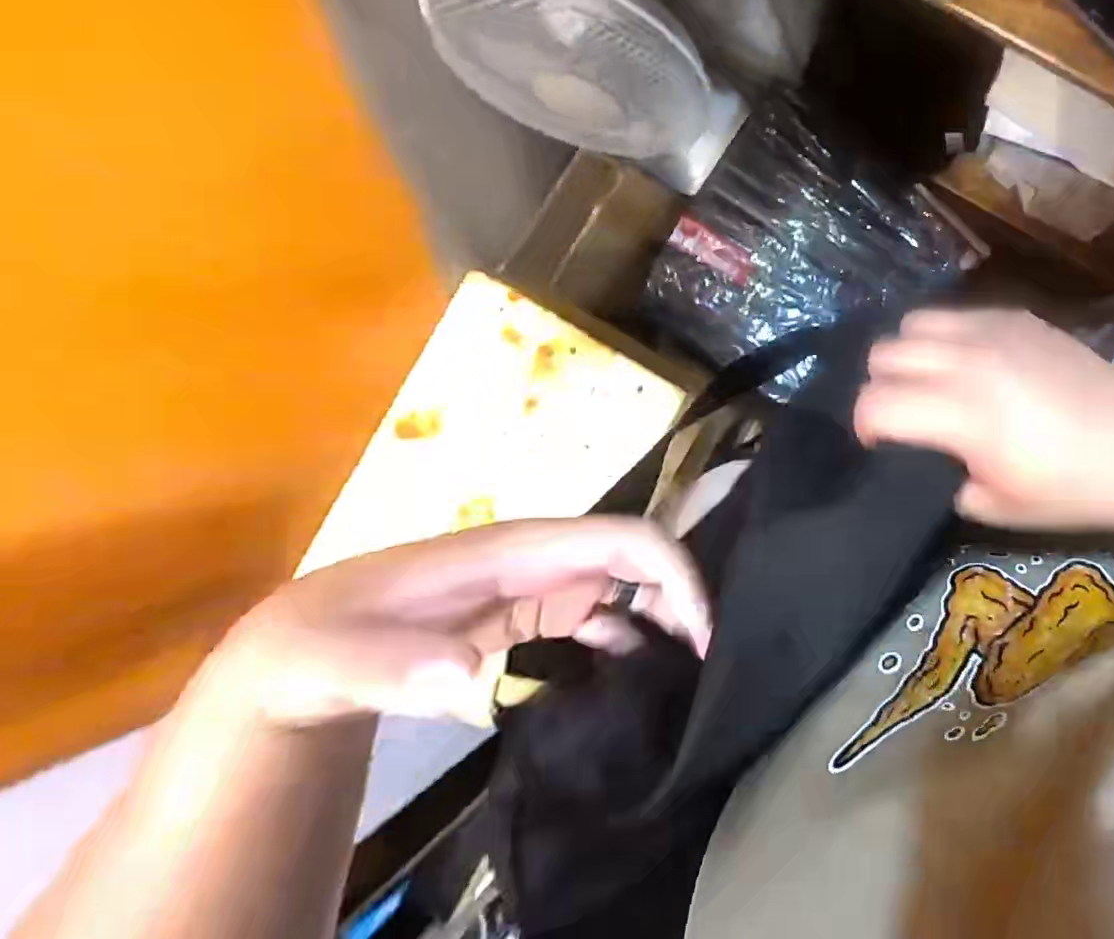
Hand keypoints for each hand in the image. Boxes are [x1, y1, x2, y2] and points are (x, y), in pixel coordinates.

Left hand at [199, 517, 711, 725]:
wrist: (299, 656)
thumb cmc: (318, 644)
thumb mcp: (331, 659)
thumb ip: (391, 665)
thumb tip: (466, 673)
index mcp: (524, 551)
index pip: (626, 539)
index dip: (677, 571)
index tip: (702, 631)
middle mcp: (549, 560)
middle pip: (644, 560)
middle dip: (685, 600)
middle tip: (704, 664)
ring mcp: (545, 587)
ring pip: (634, 588)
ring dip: (666, 623)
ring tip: (680, 678)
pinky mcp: (538, 616)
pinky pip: (607, 621)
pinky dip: (633, 645)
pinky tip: (634, 684)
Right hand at [854, 308, 1113, 532]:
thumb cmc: (1077, 491)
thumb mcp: (999, 508)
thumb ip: (945, 477)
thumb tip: (929, 452)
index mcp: (965, 414)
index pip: (875, 404)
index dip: (864, 428)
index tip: (879, 446)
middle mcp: (971, 359)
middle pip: (884, 354)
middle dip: (881, 388)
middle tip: (907, 418)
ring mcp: (998, 330)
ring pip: (915, 323)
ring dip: (910, 355)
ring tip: (934, 385)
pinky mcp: (1023, 317)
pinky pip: (960, 314)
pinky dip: (949, 338)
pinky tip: (976, 366)